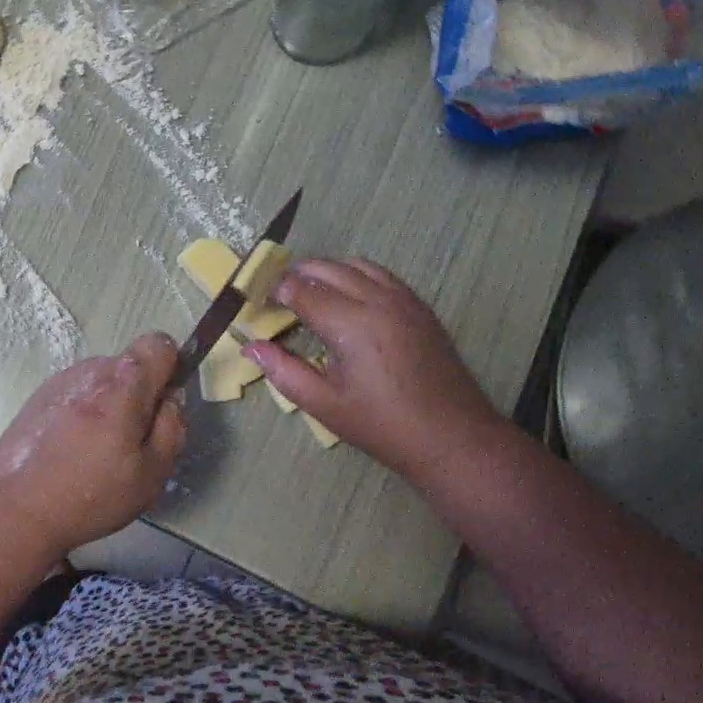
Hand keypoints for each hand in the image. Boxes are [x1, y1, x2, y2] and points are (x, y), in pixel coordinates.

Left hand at [0, 333, 186, 554]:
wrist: (16, 507)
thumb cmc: (92, 494)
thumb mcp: (152, 472)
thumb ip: (172, 427)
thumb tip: (171, 398)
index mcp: (124, 382)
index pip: (159, 344)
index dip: (169, 368)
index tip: (163, 404)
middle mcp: (91, 370)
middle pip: (129, 366)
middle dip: (138, 395)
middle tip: (131, 442)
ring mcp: (60, 380)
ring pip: (101, 381)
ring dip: (108, 405)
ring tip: (96, 452)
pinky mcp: (38, 396)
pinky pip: (76, 393)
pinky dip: (82, 412)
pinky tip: (70, 450)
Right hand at [244, 259, 508, 479]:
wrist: (453, 437)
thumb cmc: (383, 425)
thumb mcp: (324, 404)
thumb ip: (283, 371)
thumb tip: (250, 346)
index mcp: (351, 324)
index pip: (300, 290)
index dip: (274, 292)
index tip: (259, 303)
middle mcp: (377, 301)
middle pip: (326, 268)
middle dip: (296, 276)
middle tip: (277, 298)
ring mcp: (403, 300)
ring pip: (355, 264)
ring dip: (326, 271)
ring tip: (309, 294)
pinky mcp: (419, 307)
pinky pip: (381, 274)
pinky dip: (355, 275)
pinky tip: (347, 300)